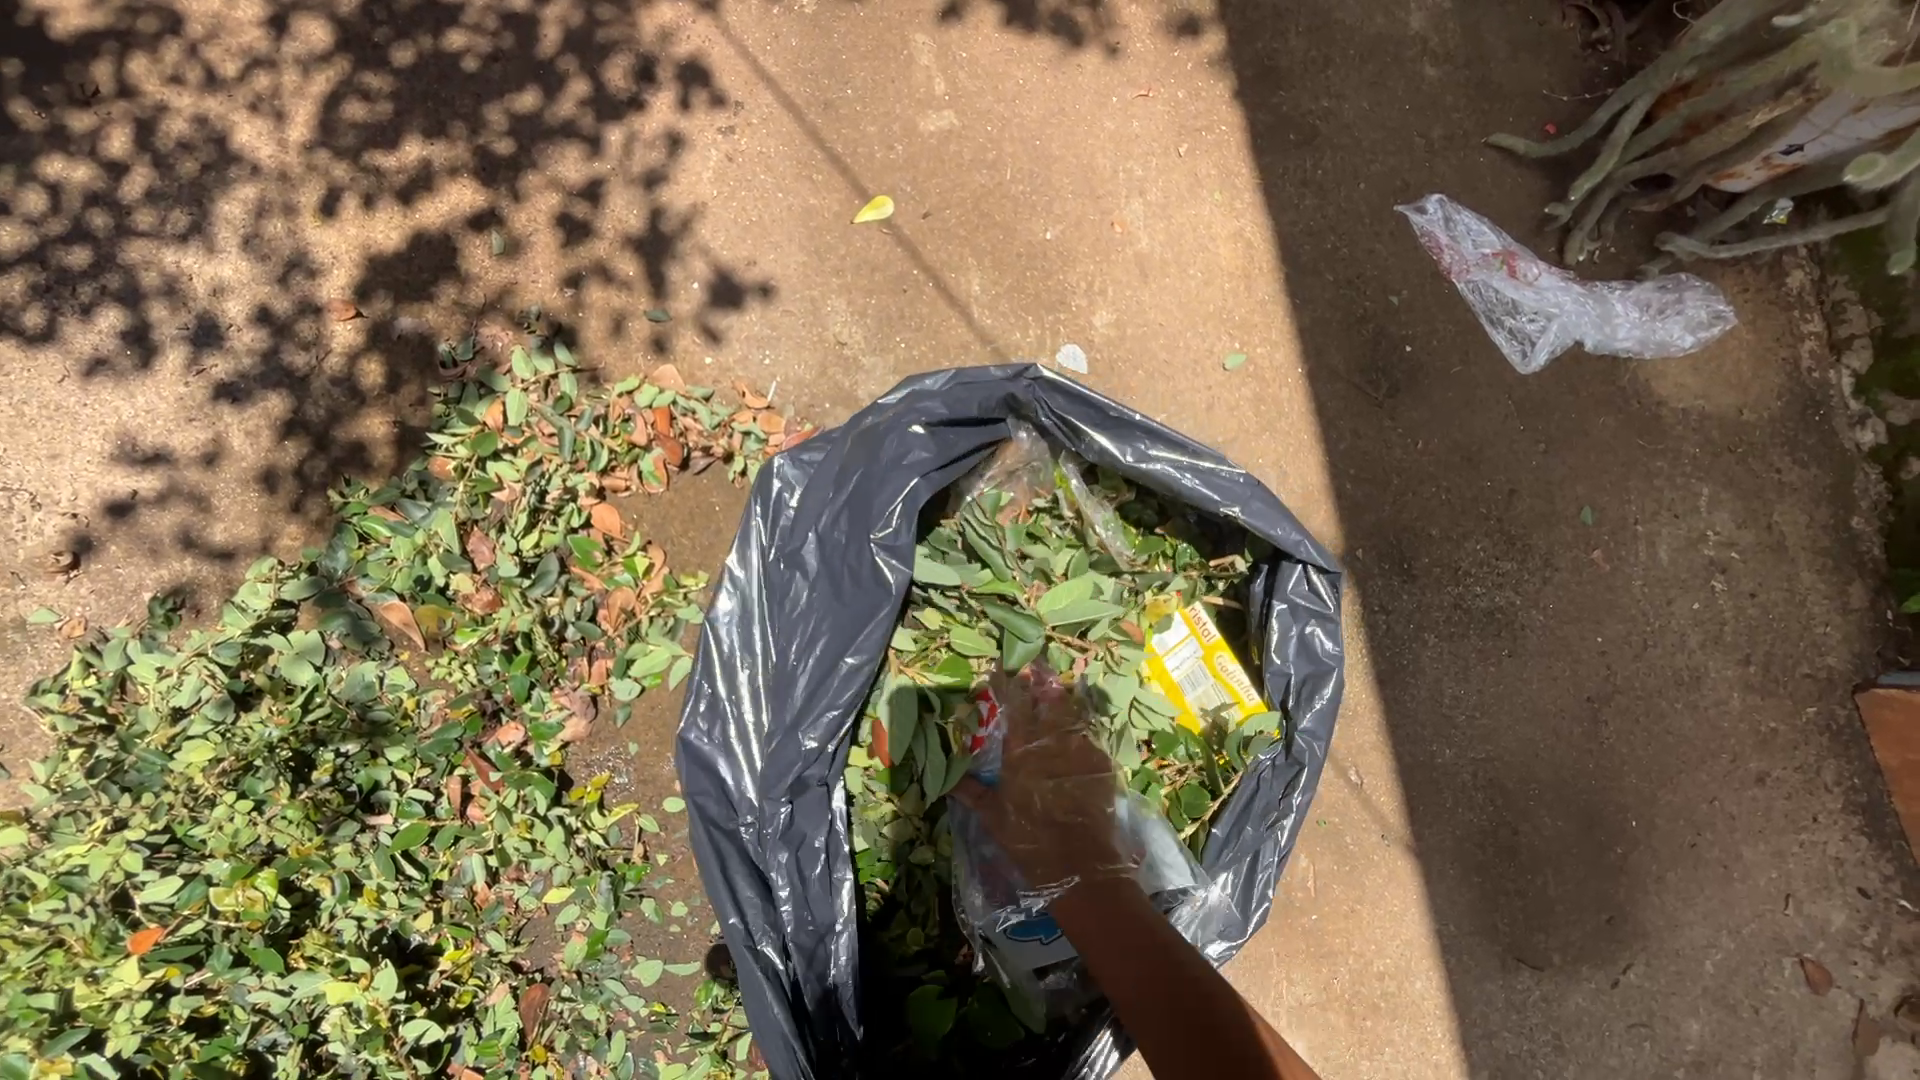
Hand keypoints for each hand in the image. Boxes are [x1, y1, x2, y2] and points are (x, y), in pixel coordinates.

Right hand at [951, 665, 1136, 893]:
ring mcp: (1081, 750)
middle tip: (1037, 669)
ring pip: (1073, 713)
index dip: (1007, 685)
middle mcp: (1053, 741)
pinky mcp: (1102, 764)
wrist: (1082, 865)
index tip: (1000, 669)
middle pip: (1049, 699)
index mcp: (1022, 749)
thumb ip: (971, 792)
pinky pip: (1091, 737)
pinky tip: (1081, 731)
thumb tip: (945, 778)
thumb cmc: (1031, 840)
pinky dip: (1083, 729)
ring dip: (1065, 700)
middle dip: (1042, 682)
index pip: (1013, 706)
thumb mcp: (993, 817)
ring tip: (1059, 689)